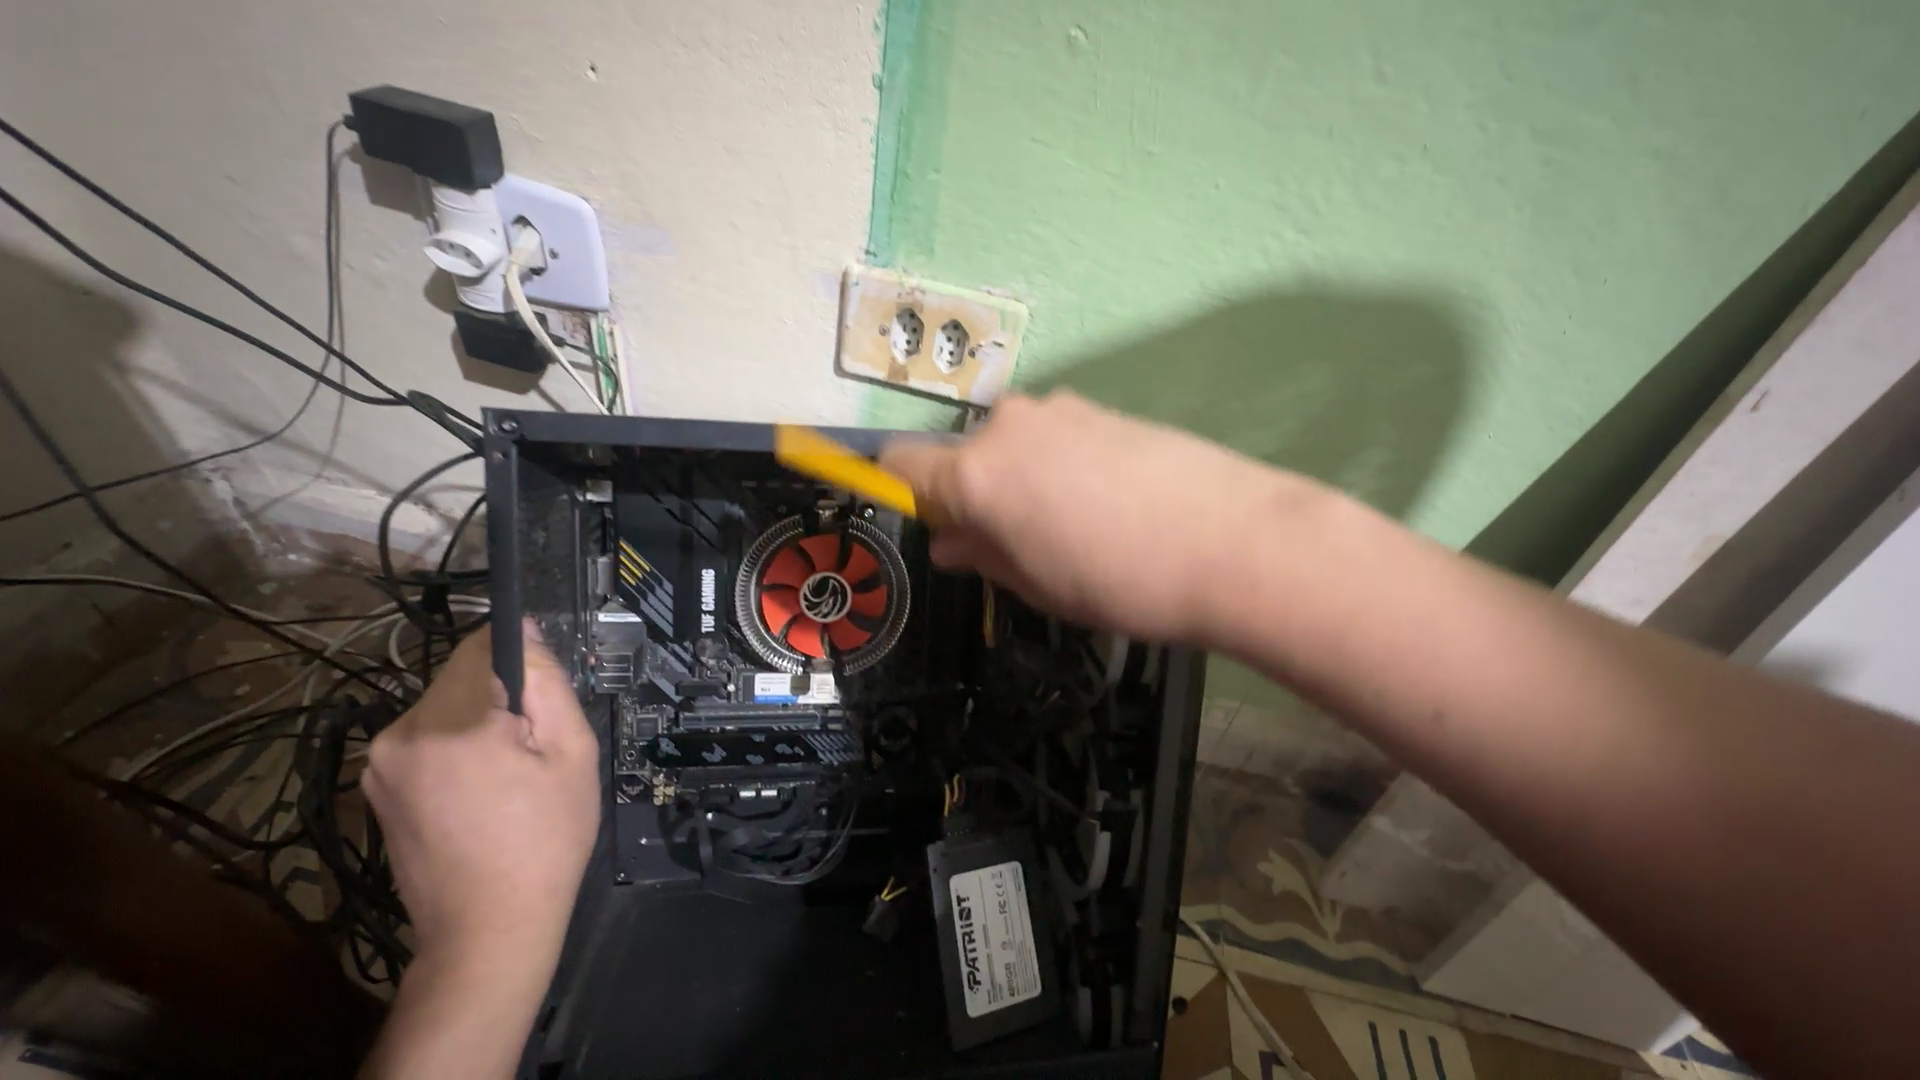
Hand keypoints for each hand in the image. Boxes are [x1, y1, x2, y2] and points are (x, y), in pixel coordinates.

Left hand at [363, 620, 598, 969]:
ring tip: (506, 777)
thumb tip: (525, 632)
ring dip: (475, 724)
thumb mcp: (573, 752)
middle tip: (532, 751)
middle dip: (499, 698)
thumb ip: (548, 683)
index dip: (521, 658)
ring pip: (442, 709)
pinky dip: (453, 750)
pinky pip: (424, 741)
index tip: (543, 697)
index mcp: (452, 721)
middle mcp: (400, 732)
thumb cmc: (546, 839)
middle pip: (461, 679)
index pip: (481, 646)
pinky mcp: (374, 788)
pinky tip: (478, 793)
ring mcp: (379, 763)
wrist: (488, 927)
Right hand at [881, 390, 1325, 644]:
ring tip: (1073, 528)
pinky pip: (1055, 437)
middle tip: (1014, 545)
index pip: (899, 465)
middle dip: (973, 496)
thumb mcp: (1036, 585)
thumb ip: (981, 556)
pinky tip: (1109, 504)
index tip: (933, 527)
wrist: (1236, 543)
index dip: (901, 495)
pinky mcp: (1104, 408)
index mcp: (976, 474)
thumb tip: (950, 542)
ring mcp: (1060, 410)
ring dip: (1019, 480)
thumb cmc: (1119, 581)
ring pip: (1012, 446)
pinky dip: (1059, 466)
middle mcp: (1008, 427)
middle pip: (961, 456)